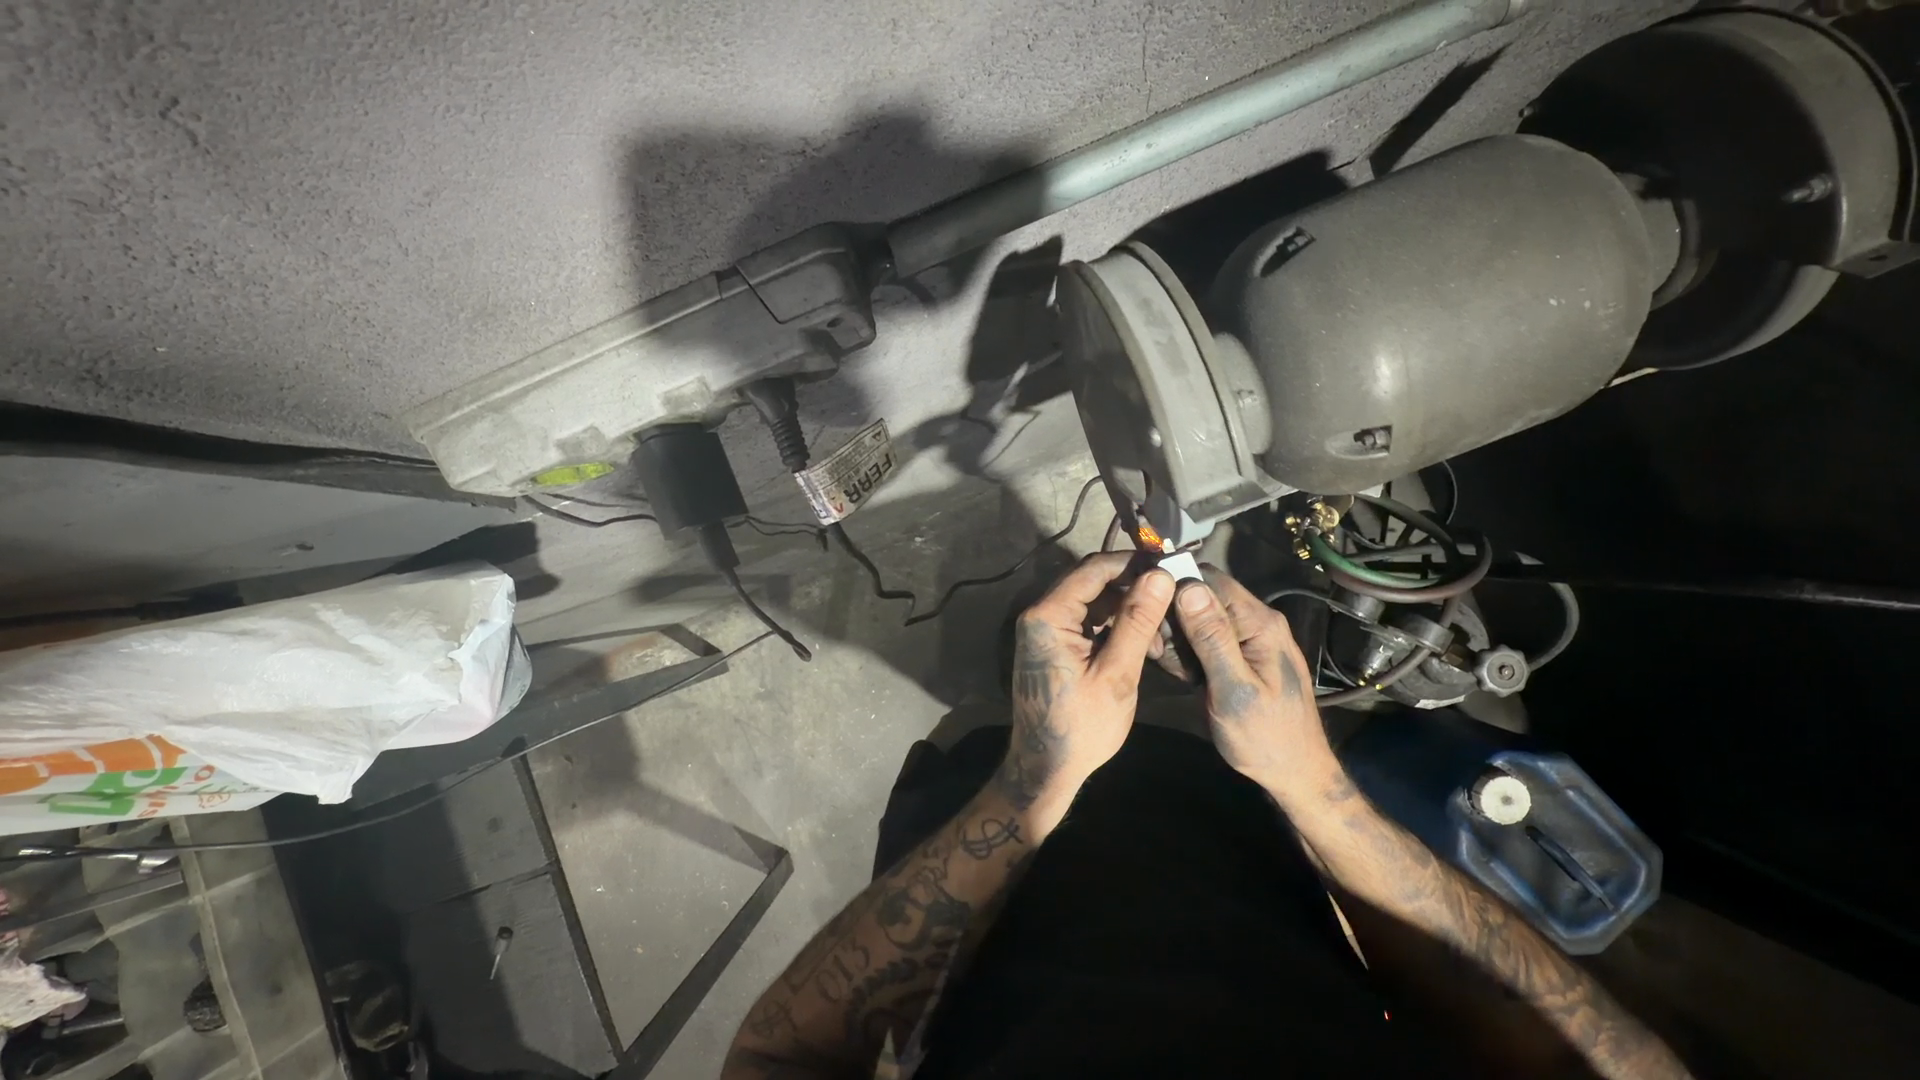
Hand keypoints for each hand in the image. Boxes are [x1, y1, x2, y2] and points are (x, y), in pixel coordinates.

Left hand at [994, 553, 1175, 834]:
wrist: (1046, 768)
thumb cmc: (1082, 726)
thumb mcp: (1117, 673)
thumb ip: (1137, 621)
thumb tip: (1161, 576)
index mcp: (1048, 616)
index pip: (1093, 569)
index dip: (1133, 564)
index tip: (1171, 567)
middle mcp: (1041, 615)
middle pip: (1092, 582)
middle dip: (1134, 587)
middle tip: (1174, 596)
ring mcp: (1046, 630)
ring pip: (1093, 602)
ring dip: (1128, 609)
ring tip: (1164, 628)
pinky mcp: (1054, 645)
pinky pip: (1088, 622)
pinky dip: (1115, 627)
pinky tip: (1146, 642)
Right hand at [1170, 570, 1335, 801]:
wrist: (1295, 772)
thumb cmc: (1265, 737)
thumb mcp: (1233, 690)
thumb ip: (1212, 639)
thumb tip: (1188, 588)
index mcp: (1259, 623)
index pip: (1209, 579)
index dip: (1173, 588)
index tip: (1148, 612)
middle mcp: (1258, 621)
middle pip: (1203, 595)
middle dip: (1172, 615)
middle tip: (1155, 647)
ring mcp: (1252, 637)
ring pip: (1201, 617)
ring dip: (1178, 635)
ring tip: (1168, 664)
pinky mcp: (1244, 654)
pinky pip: (1208, 638)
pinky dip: (1189, 650)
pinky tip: (1182, 673)